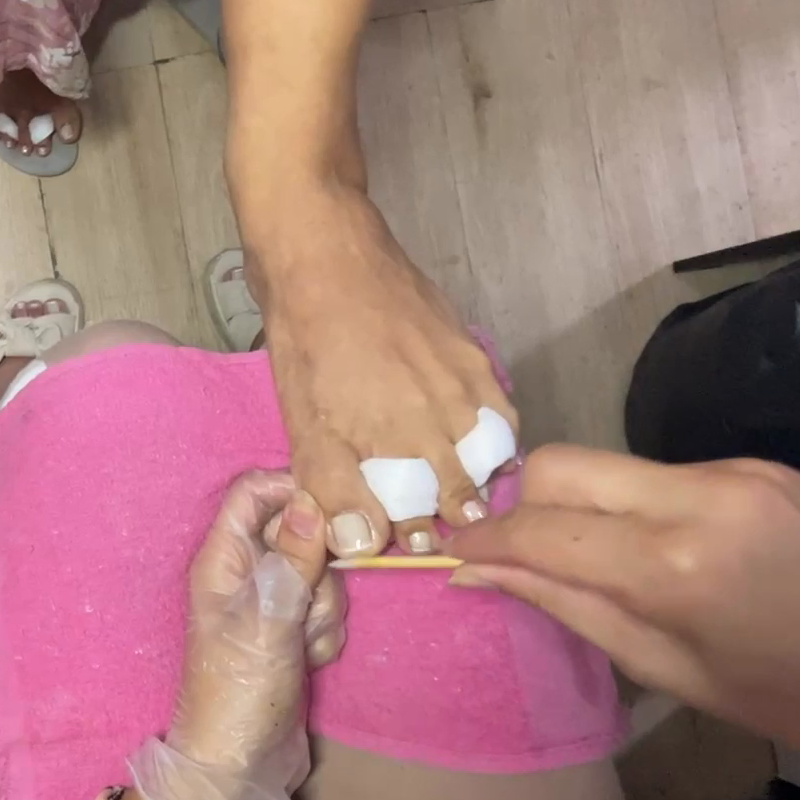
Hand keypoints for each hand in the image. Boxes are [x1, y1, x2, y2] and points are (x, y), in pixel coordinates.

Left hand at [124, 471, 338, 799]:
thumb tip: (311, 499)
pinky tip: (311, 660)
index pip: (253, 491)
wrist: (240, 765)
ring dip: (322, 607)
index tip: (337, 510)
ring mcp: (271, 600)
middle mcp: (245, 570)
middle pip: (298, 530)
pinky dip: (325, 631)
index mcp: (223, 556)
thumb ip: (291, 559)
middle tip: (310, 602)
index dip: (292, 488)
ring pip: (319, 571)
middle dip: (318, 566)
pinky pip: (324, 607)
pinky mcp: (293, 628)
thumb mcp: (266, 619)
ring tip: (303, 643)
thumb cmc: (239, 688)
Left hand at [246, 180, 516, 556]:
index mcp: (403, 441)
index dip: (419, 531)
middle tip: (443, 521)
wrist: (326, 257)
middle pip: (465, 484)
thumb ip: (333, 484)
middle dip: (453, 509)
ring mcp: (467, 380)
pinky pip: (497, 406)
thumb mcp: (302, 420)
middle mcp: (449, 417)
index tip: (416, 541)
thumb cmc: (305, 343)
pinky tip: (475, 434)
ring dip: (479, 474)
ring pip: (490, 448)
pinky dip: (491, 431)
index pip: (427, 511)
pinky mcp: (472, 349)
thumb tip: (361, 542)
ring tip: (464, 488)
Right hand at [446, 445, 799, 799]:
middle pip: (558, 465)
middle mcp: (700, 495)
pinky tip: (647, 546)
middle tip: (512, 548)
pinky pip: (653, 473)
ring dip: (572, 504)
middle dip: (517, 501)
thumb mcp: (668, 670)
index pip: (537, 526)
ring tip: (583, 555)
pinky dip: (624, 504)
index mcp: (677, 563)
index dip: (481, 536)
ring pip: (602, 465)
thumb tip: (472, 570)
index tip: (452, 550)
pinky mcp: (758, 467)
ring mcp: (734, 471)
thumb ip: (561, 604)